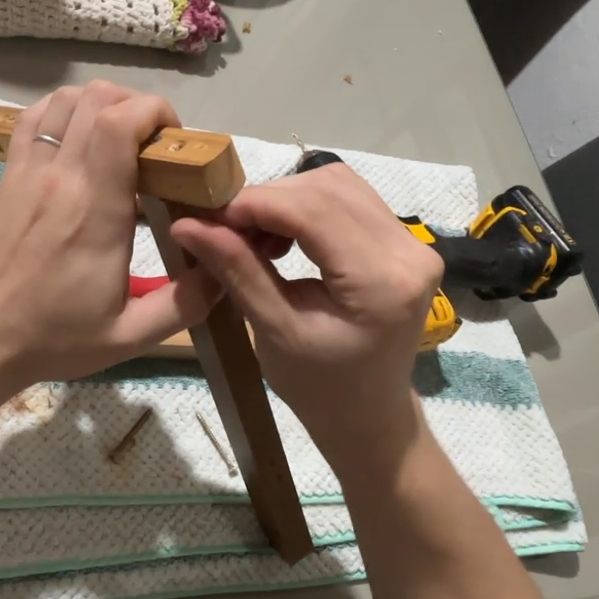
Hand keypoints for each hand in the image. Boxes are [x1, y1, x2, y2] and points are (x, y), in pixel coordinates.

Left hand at [0, 82, 220, 399]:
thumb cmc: (52, 339)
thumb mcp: (129, 336)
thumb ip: (184, 303)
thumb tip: (224, 272)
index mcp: (94, 210)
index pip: (122, 122)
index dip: (157, 114)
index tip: (176, 146)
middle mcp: (59, 178)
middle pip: (98, 98)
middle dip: (138, 107)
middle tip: (155, 148)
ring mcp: (27, 172)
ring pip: (65, 99)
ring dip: (101, 106)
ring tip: (122, 143)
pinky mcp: (8, 177)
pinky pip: (34, 118)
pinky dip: (63, 112)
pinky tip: (79, 142)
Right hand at [171, 164, 441, 453]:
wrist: (367, 413)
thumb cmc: (318, 386)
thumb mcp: (272, 331)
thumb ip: (237, 270)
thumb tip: (187, 224)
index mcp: (381, 281)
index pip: (314, 210)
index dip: (255, 203)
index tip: (207, 217)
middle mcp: (408, 251)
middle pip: (327, 188)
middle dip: (267, 200)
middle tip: (225, 231)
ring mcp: (411, 243)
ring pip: (338, 185)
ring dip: (286, 200)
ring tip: (253, 238)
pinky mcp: (404, 242)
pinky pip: (350, 200)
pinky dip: (306, 208)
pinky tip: (281, 238)